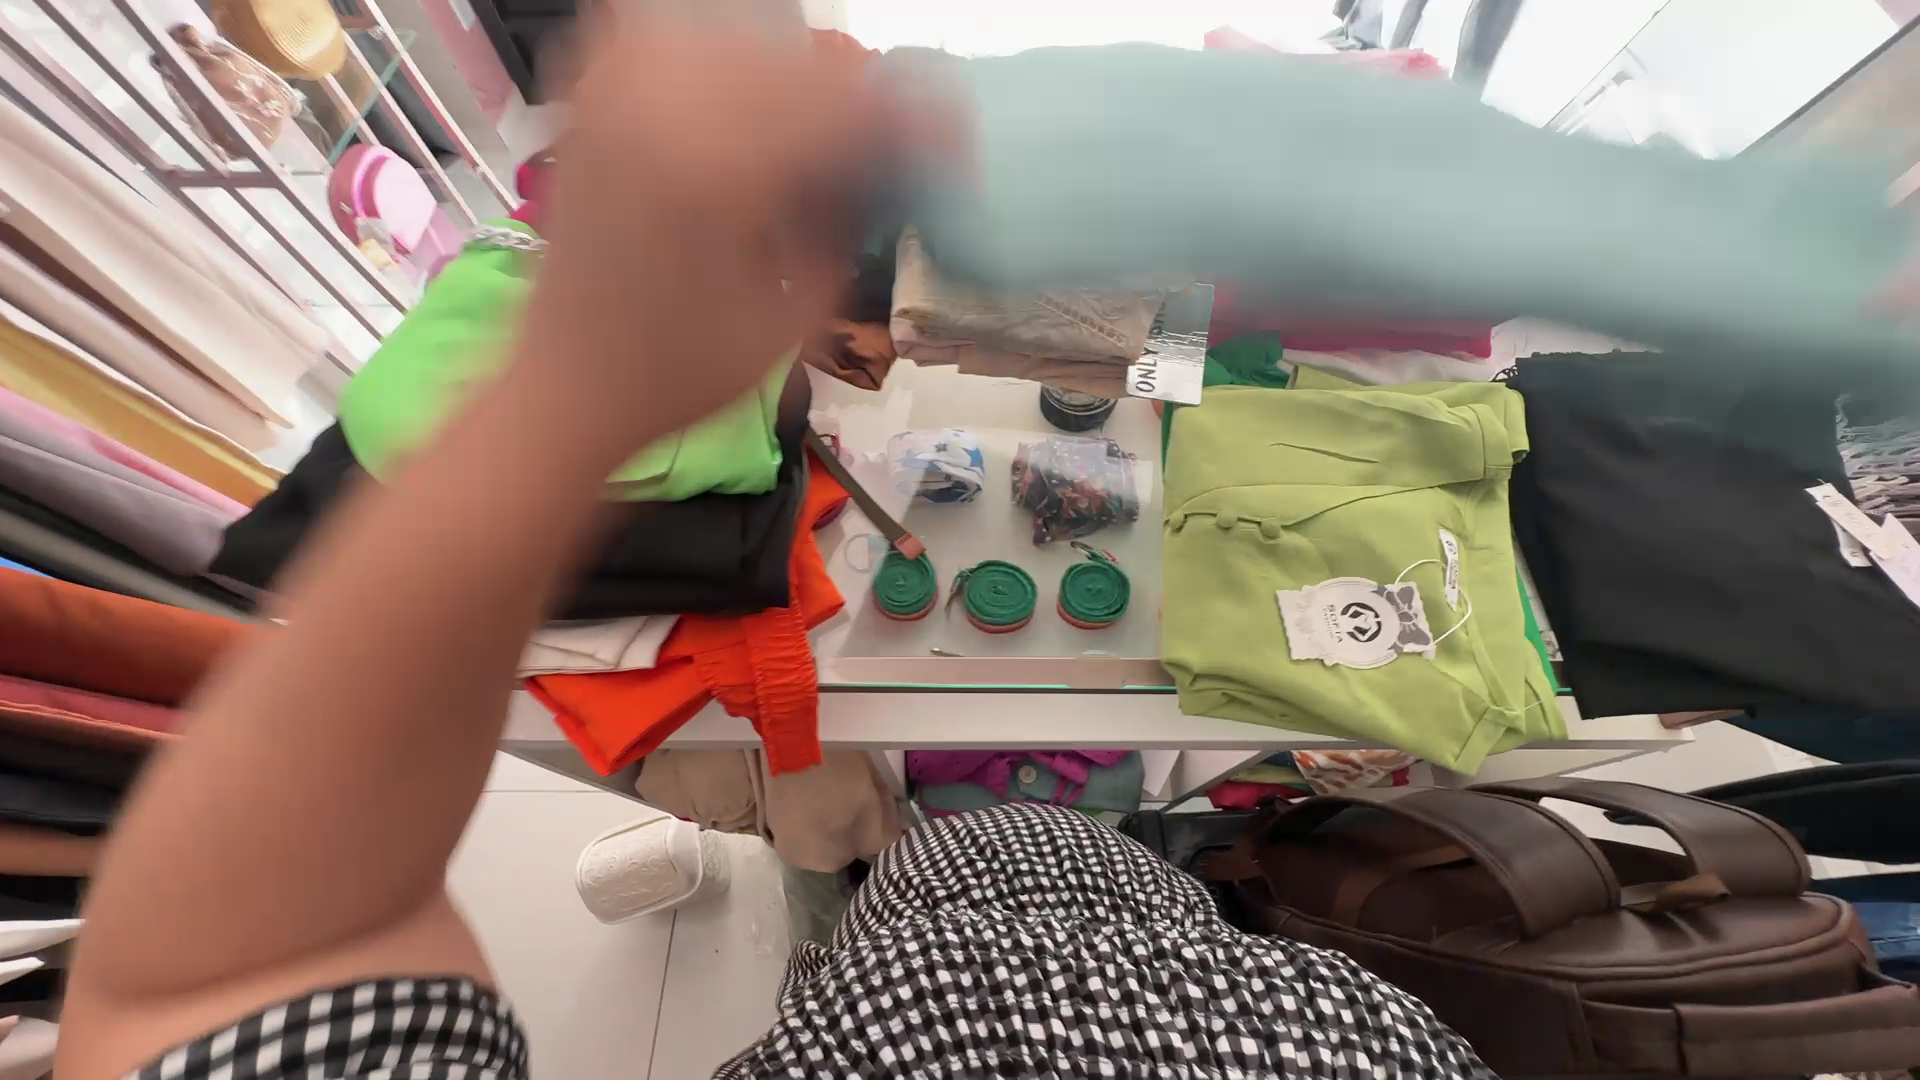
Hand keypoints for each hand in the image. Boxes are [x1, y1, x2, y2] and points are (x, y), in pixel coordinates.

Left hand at [510, 24, 893, 453]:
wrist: (568, 384)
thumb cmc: (683, 376)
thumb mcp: (794, 323)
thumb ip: (847, 230)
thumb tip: (890, 169)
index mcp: (723, 169)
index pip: (853, 107)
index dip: (921, 123)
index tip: (956, 150)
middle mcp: (666, 100)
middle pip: (808, 64)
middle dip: (869, 105)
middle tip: (901, 151)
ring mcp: (618, 84)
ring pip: (751, 42)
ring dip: (807, 86)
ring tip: (832, 140)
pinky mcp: (593, 91)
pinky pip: (682, 39)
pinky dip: (735, 67)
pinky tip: (755, 109)